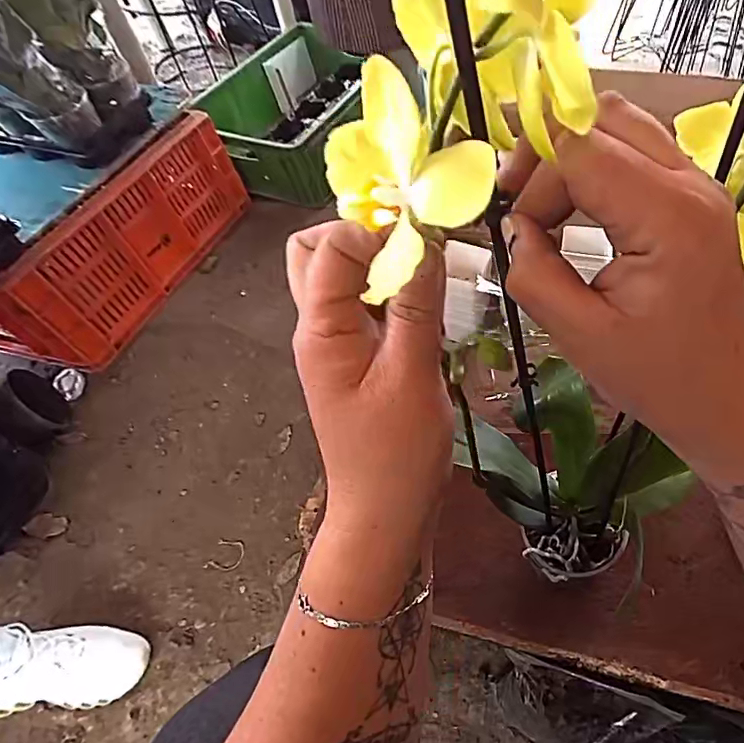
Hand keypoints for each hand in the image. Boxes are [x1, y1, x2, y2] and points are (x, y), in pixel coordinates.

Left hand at [286, 222, 450, 532]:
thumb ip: (417, 307)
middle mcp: (319, 328)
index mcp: (321, 329)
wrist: (386, 511)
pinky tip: (427, 311)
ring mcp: (337, 344)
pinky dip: (393, 294)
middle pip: (316, 253)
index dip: (375, 231)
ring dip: (379, 264)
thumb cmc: (396, 452)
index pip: (330, 247)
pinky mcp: (359, 358)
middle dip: (361, 235)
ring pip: (341, 278)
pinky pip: (367, 307)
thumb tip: (427, 244)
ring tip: (425, 277)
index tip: (425, 238)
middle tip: (412, 247)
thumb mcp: (412, 375)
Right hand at [495, 95, 743, 457]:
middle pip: (605, 117)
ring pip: (626, 126)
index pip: (581, 150)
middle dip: (551, 149)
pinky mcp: (700, 201)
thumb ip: (535, 273)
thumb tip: (515, 228)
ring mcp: (703, 189)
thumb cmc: (660, 378)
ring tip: (546, 204)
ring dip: (576, 153)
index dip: (536, 179)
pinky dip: (603, 167)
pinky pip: (644, 154)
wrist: (725, 398)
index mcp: (670, 217)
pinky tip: (582, 208)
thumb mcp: (582, 336)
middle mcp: (694, 187)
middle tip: (520, 199)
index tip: (518, 226)